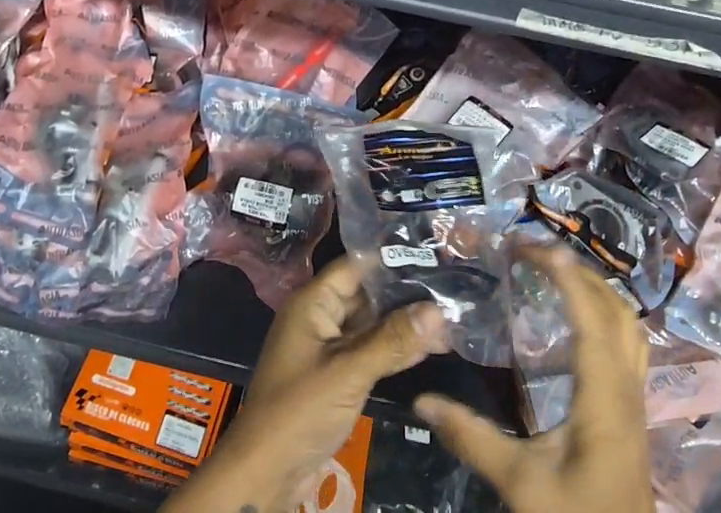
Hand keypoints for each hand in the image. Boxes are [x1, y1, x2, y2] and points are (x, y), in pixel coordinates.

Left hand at [162, 256, 450, 512]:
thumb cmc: (299, 409)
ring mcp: (327, 348)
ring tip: (453, 316)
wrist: (267, 469)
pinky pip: (369, 352)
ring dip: (404, 324)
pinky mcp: (336, 375)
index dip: (389, 259)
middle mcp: (318, 318)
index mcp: (311, 304)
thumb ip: (391, 340)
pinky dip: (395, 350)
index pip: (354, 267)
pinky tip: (431, 348)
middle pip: (365, 295)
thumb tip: (437, 309)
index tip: (431, 252)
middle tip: (452, 288)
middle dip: (404, 294)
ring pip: (370, 325)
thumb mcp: (348, 372)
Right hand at [415, 245, 652, 512]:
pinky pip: (626, 346)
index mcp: (604, 398)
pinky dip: (604, 316)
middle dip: (581, 273)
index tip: (533, 247)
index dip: (566, 278)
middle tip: (534, 253)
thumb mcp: (521, 483)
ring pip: (629, 327)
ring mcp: (633, 400)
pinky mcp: (629, 412)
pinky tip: (575, 322)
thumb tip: (422, 401)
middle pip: (618, 312)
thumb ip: (473, 438)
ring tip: (556, 273)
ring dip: (597, 291)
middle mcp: (626, 389)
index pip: (591, 319)